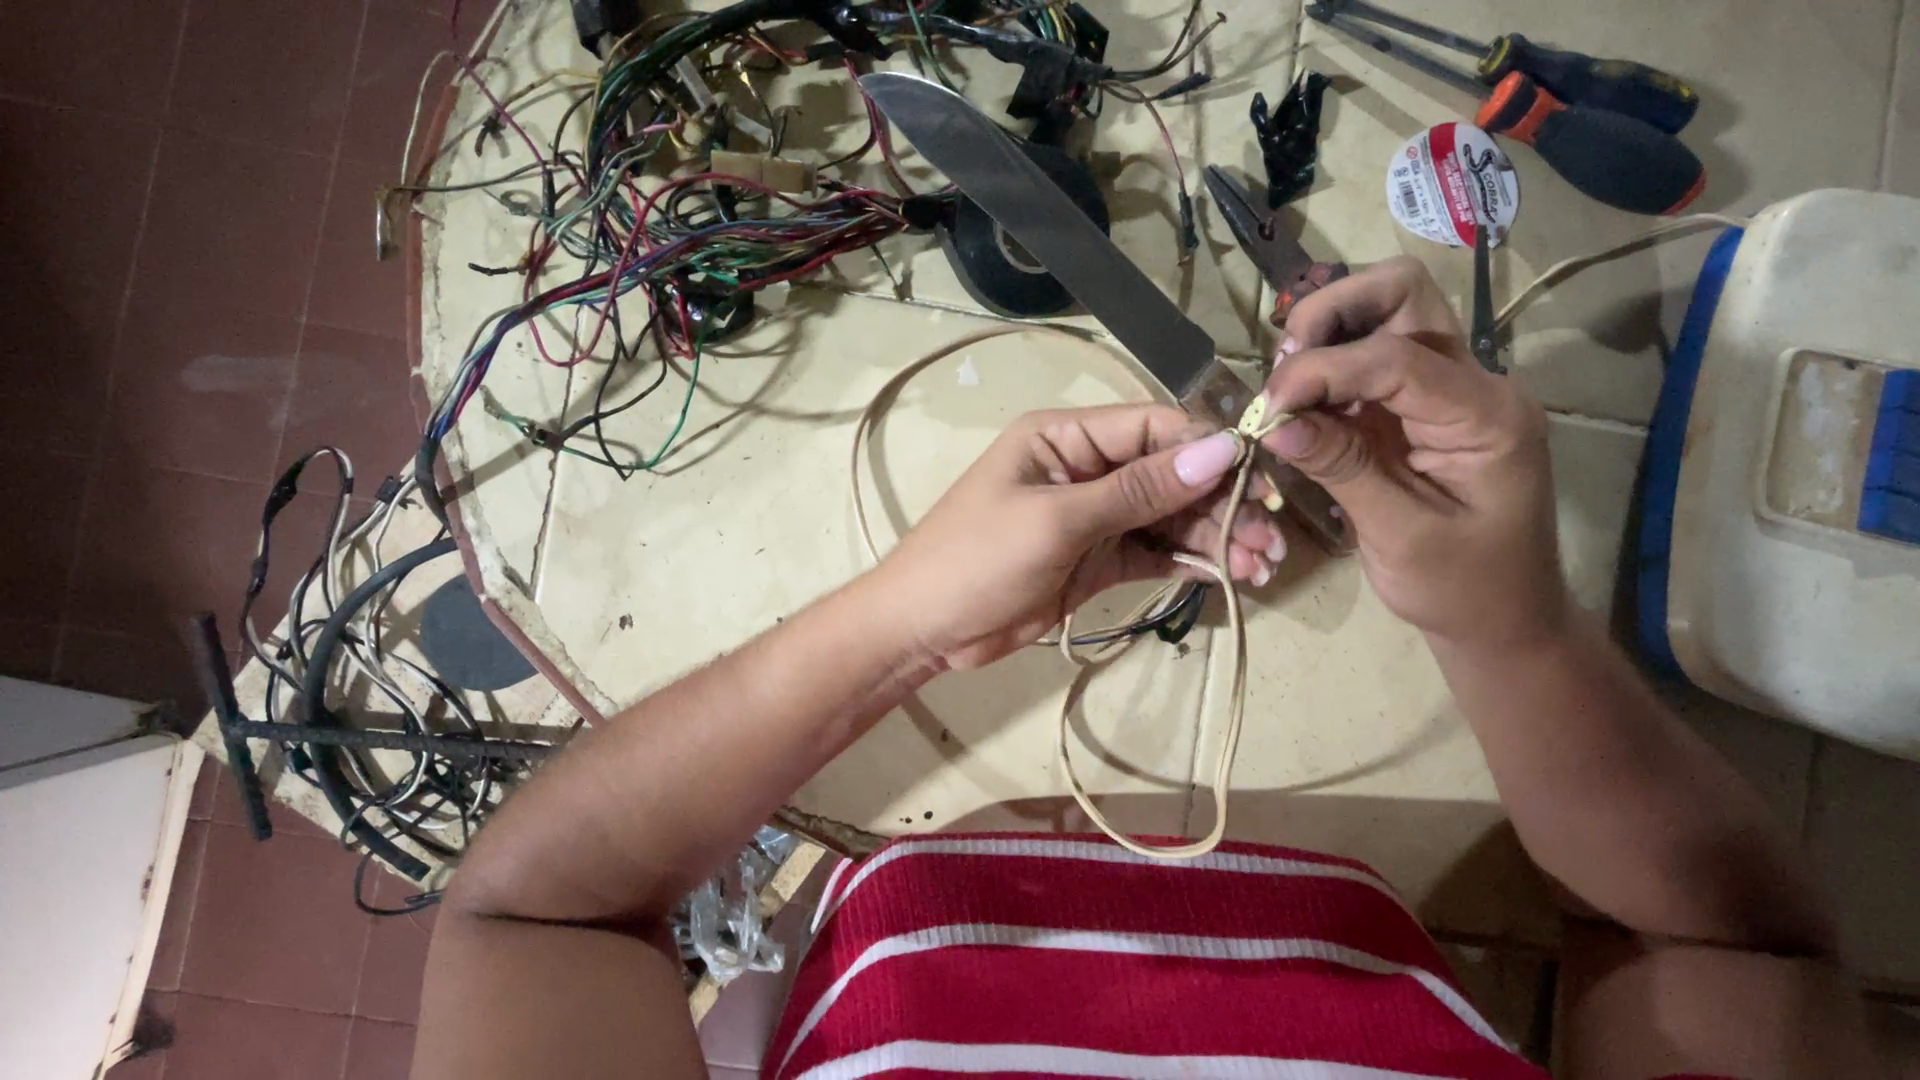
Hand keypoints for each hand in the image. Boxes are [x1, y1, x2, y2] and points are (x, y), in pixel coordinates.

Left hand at [872, 404, 1285, 669]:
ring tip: (1259, 565)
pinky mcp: (1095, 560)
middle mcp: (1084, 468)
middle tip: (1268, 538)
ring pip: (1167, 517)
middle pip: (1167, 474)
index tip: (1259, 477)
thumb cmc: (976, 560)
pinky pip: (1151, 552)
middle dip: (1219, 503)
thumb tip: (1218, 452)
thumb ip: (1136, 490)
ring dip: (1213, 537)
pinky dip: (1186, 562)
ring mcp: (1092, 517)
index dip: (1206, 449)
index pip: (1150, 427)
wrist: (926, 629)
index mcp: (1064, 437)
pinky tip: (1224, 574)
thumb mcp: (1056, 521)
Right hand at [1260, 257, 1568, 647]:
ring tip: (1286, 387)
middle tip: (1283, 369)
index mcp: (1486, 416)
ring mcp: (1446, 390)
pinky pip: (1369, 357)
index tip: (1267, 407)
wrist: (1504, 617)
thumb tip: (1274, 422)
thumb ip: (1342, 468)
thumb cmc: (1462, 587)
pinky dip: (1325, 367)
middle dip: (1331, 314)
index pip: (1397, 357)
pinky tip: (1298, 405)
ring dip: (1326, 332)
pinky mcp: (1418, 406)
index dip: (1323, 369)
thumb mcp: (1399, 536)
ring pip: (1385, 312)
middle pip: (1403, 293)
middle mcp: (1474, 383)